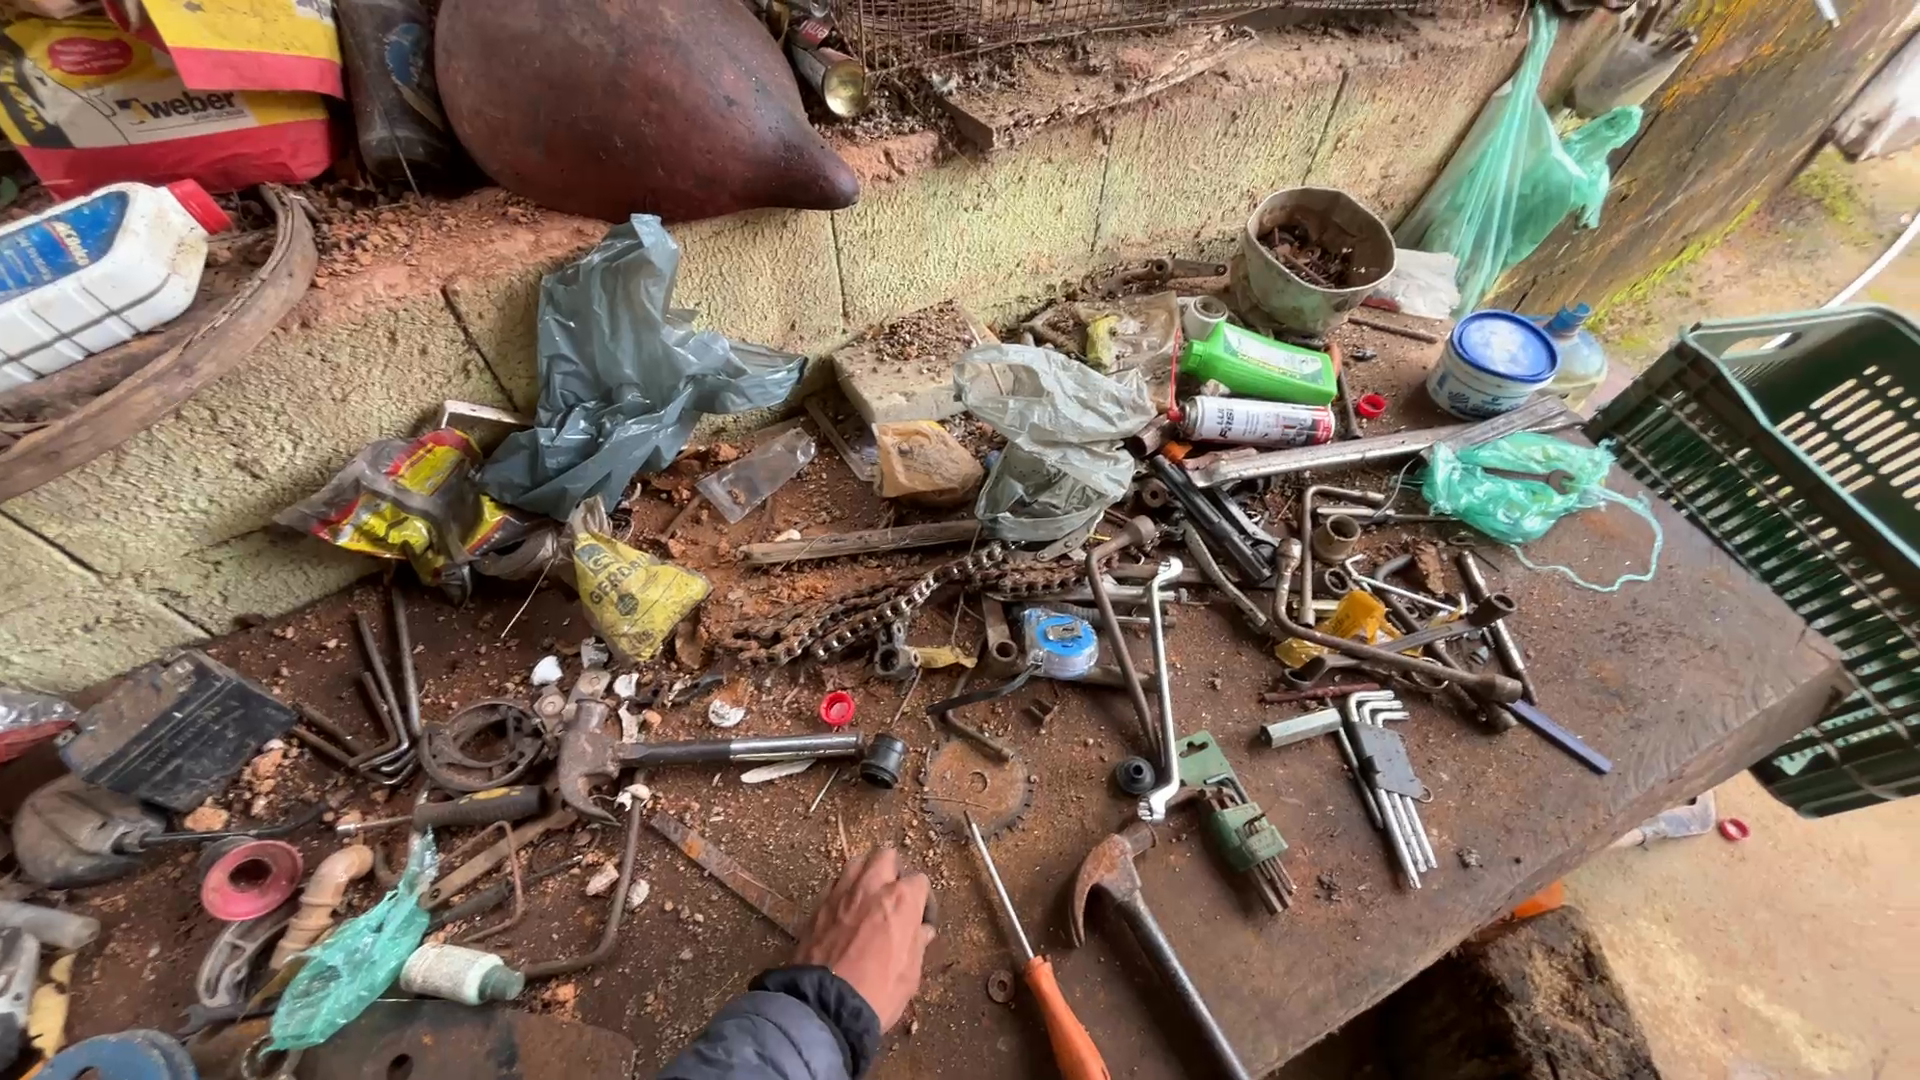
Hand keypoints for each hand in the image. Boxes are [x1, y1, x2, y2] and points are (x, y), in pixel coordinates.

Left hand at [793, 845, 934, 1030]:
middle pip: (886, 856)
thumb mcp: (909, 975)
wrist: (824, 1007)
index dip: (923, 900)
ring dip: (865, 874)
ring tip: (867, 898)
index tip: (920, 919)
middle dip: (893, 871)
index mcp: (902, 899)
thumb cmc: (876, 993)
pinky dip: (843, 892)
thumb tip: (923, 931)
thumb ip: (917, 945)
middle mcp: (872, 886)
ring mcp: (842, 892)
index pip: (920, 881)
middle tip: (893, 896)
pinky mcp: (818, 905)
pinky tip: (844, 913)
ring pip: (857, 862)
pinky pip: (835, 885)